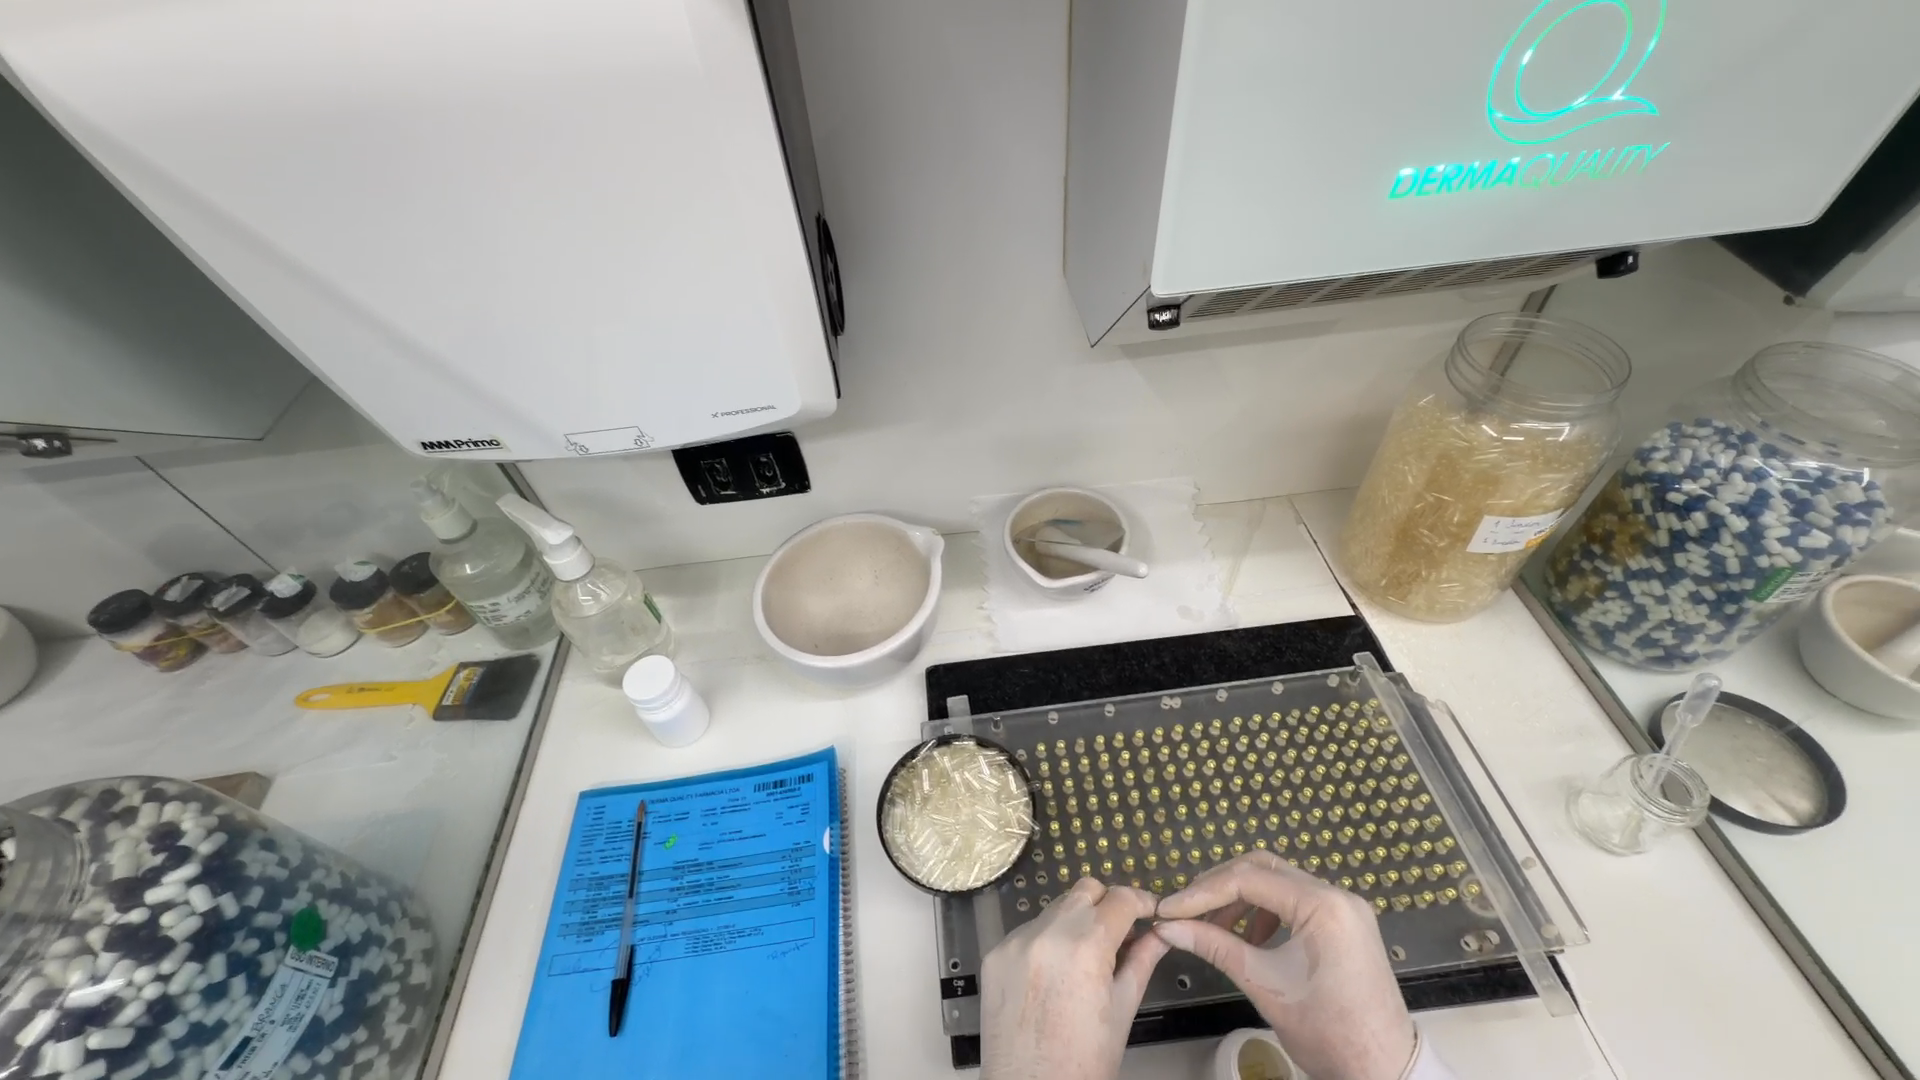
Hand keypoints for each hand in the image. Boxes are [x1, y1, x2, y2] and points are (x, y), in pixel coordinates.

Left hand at [980, 876, 1167, 1079]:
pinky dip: (1047, 940)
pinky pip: (1028, 930)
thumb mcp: (1122, 1012)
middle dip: (1107, 905)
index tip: (1149, 912)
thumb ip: (1141, 961)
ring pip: (1055, 908)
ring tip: (1086, 957)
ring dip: (1075, 921)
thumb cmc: (1084, 1063)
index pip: (1120, 898)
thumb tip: (1161, 932)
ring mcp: (1016, 940)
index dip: (1140, 901)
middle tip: (1120, 932)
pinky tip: (1054, 973)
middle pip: (1085, 890)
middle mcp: (1047, 932)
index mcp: (1086, 946)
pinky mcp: (995, 952)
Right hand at [1154, 852, 1415, 1079]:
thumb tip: (1165, 927)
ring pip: (1278, 880)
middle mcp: (1337, 893)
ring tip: (1212, 925)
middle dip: (1219, 886)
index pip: (1247, 879)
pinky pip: (1295, 898)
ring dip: (1240, 897)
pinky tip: (1248, 936)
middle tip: (1186, 909)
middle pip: (1262, 868)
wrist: (1385, 1073)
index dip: (1202, 892)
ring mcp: (1345, 906)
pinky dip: (1265, 909)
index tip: (1168, 909)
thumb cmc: (1326, 1031)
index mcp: (1322, 905)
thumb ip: (1213, 946)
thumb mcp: (1263, 985)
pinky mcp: (1346, 921)